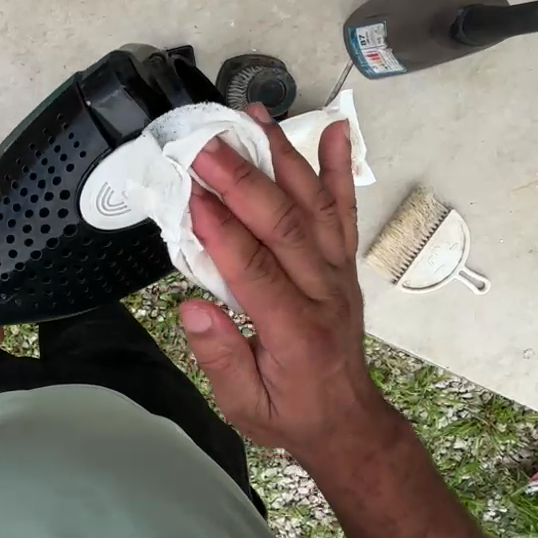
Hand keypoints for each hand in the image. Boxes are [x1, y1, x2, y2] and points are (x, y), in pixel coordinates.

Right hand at [177, 105, 389, 456]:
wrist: (348, 421)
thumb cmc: (289, 413)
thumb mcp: (244, 405)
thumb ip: (220, 356)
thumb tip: (192, 307)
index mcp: (296, 330)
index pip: (256, 268)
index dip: (222, 228)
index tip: (190, 191)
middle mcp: (324, 292)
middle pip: (284, 224)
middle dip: (242, 179)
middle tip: (205, 144)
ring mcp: (338, 272)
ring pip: (312, 205)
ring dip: (281, 156)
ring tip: (252, 116)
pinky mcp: (343, 263)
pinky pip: (342, 210)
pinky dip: (337, 167)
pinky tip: (333, 129)